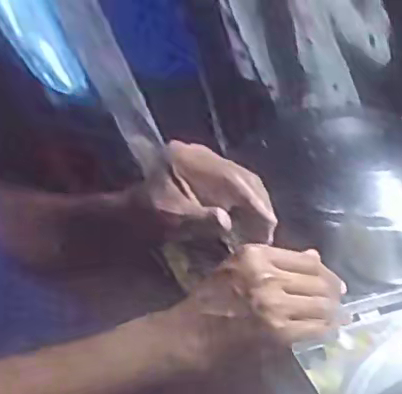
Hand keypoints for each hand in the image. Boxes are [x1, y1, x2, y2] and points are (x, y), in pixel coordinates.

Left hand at [144, 141, 278, 244]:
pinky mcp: (210, 170)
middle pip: (245, 178)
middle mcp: (198, 154)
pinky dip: (251, 202)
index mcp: (187, 160)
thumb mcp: (175, 221)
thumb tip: (226, 220)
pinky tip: (253, 220)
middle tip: (269, 232)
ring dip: (258, 205)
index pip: (233, 179)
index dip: (256, 204)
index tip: (269, 227)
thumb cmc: (152, 219)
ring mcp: (205, 160)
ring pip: (247, 181)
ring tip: (263, 228)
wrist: (132, 214)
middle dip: (261, 206)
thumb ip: (201, 219)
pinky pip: (241, 184)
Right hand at [156, 244, 346, 365]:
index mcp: (256, 256)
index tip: (336, 284)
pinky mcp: (281, 331)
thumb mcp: (241, 268)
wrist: (195, 332)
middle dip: (335, 295)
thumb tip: (316, 256)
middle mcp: (266, 277)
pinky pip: (318, 328)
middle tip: (339, 303)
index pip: (309, 262)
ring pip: (323, 306)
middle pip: (320, 284)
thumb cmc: (218, 298)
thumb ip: (279, 262)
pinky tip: (328, 329)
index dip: (329, 274)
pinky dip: (328, 329)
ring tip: (336, 316)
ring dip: (334, 313)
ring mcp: (275, 306)